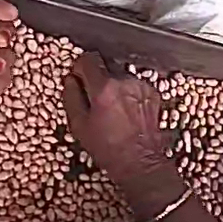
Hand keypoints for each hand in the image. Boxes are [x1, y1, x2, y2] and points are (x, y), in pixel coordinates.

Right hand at [61, 52, 184, 217]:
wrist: (139, 162)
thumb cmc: (108, 149)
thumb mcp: (79, 125)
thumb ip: (71, 97)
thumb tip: (70, 80)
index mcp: (104, 88)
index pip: (88, 59)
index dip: (80, 68)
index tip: (78, 77)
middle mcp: (125, 82)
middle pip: (105, 65)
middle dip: (97, 78)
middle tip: (93, 99)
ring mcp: (141, 86)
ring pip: (120, 75)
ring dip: (113, 85)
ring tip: (111, 109)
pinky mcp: (152, 93)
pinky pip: (134, 85)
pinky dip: (127, 93)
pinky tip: (125, 112)